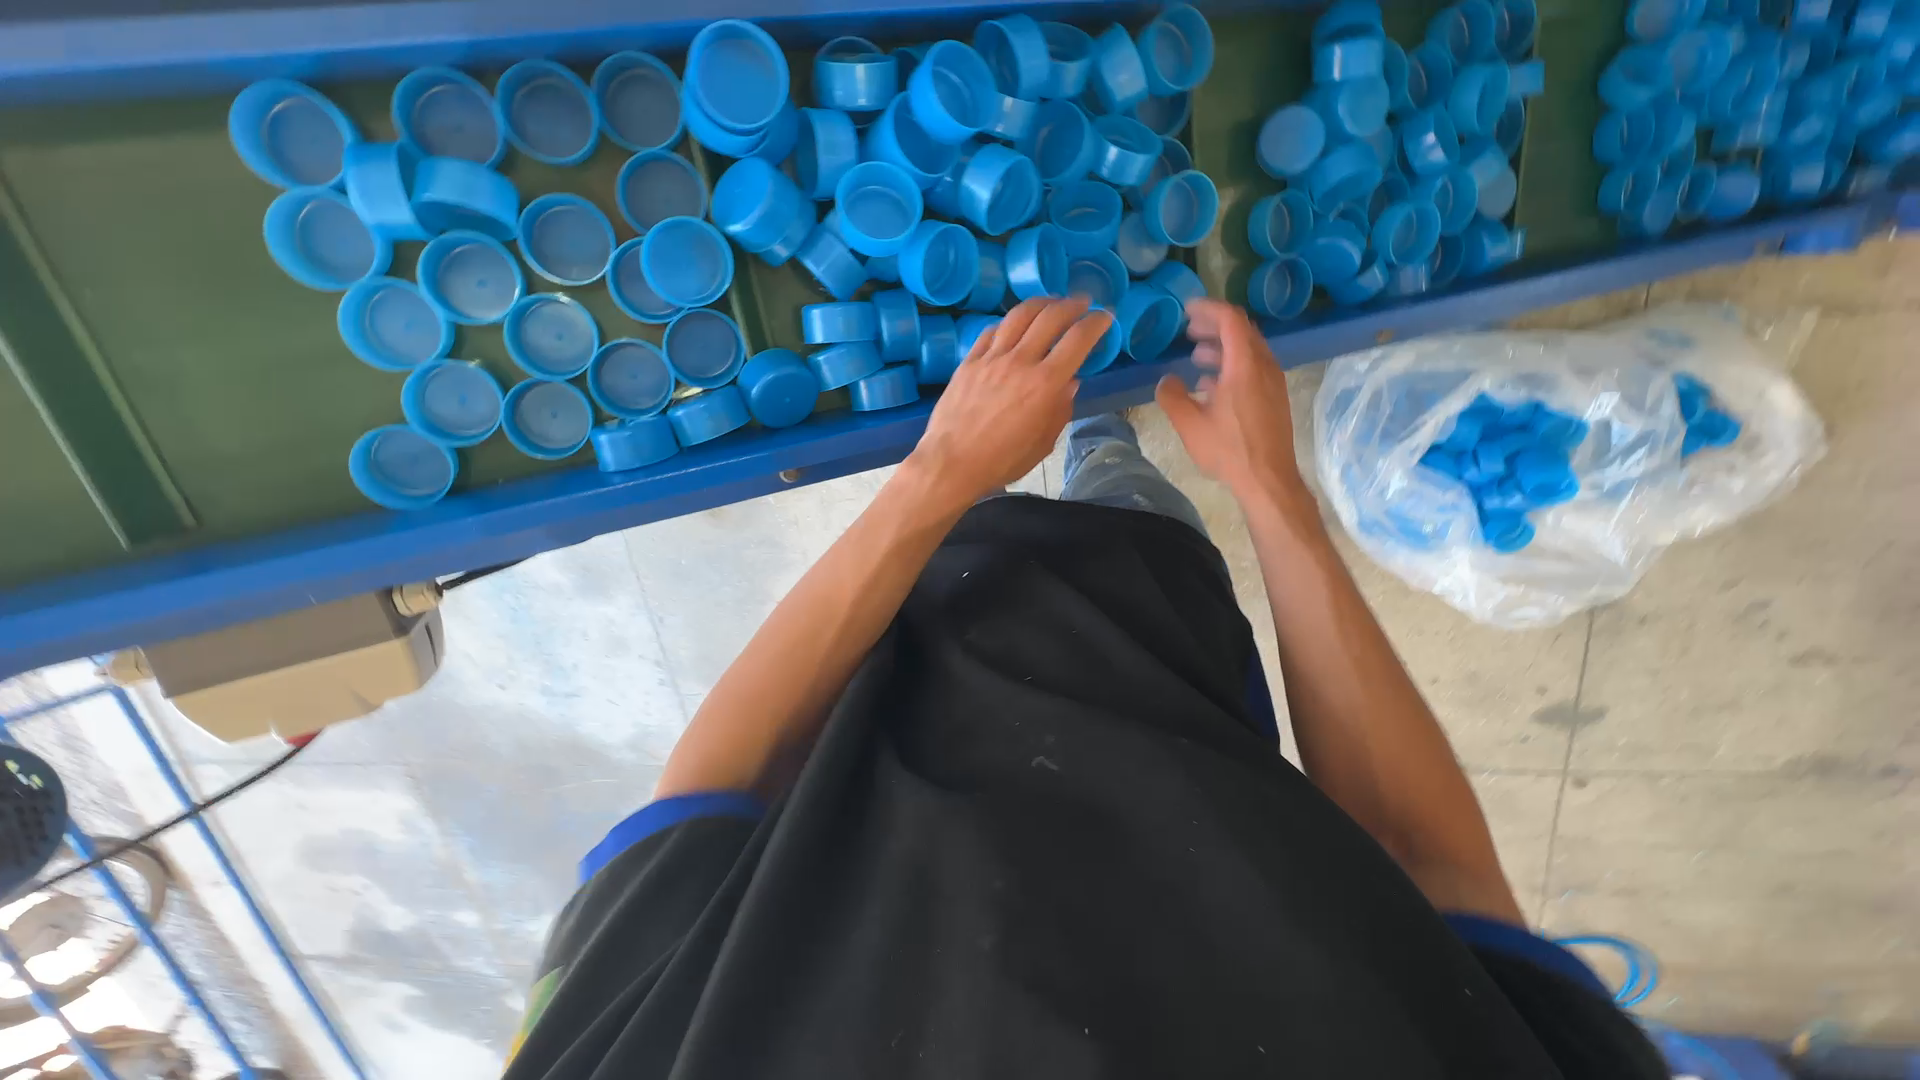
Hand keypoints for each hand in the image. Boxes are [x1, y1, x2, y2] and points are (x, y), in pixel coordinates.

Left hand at [906, 295, 1111, 507]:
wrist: (952, 463)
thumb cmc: (1002, 461)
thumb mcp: (1043, 443)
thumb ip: (1060, 410)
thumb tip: (1070, 383)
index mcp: (1045, 384)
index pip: (1078, 339)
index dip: (1096, 323)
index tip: (1105, 318)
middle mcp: (1020, 361)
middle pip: (1051, 317)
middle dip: (1073, 305)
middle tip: (1083, 303)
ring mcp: (991, 358)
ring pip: (1019, 315)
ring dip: (1041, 303)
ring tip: (1051, 302)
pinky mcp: (969, 361)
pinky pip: (991, 331)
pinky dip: (1008, 323)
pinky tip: (1013, 325)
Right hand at [1155, 299, 1308, 508]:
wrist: (1268, 479)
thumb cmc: (1228, 450)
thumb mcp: (1189, 424)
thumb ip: (1172, 396)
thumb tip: (1167, 381)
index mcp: (1244, 365)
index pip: (1230, 319)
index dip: (1208, 309)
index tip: (1187, 310)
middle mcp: (1263, 366)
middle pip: (1242, 331)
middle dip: (1214, 326)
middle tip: (1190, 330)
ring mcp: (1273, 382)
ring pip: (1248, 351)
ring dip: (1223, 347)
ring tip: (1197, 357)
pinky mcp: (1274, 398)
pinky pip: (1253, 368)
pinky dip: (1232, 365)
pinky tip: (1212, 385)